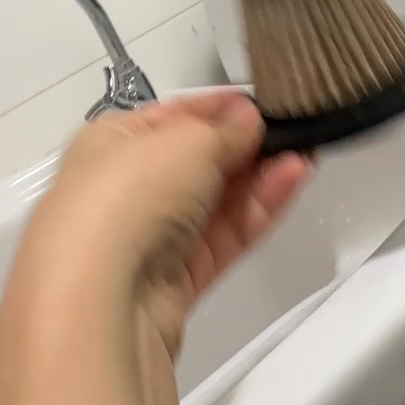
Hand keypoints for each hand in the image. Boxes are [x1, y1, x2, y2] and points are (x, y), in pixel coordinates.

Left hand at [16, 90, 310, 357]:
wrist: (100, 301)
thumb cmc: (126, 198)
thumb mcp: (186, 142)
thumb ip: (225, 130)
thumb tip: (247, 121)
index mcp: (110, 142)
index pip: (172, 116)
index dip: (218, 107)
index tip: (260, 102)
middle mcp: (123, 189)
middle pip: (196, 161)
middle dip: (245, 146)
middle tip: (292, 130)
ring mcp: (147, 238)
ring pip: (214, 202)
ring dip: (259, 178)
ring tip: (305, 156)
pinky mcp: (172, 284)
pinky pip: (221, 238)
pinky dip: (255, 212)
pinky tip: (290, 184)